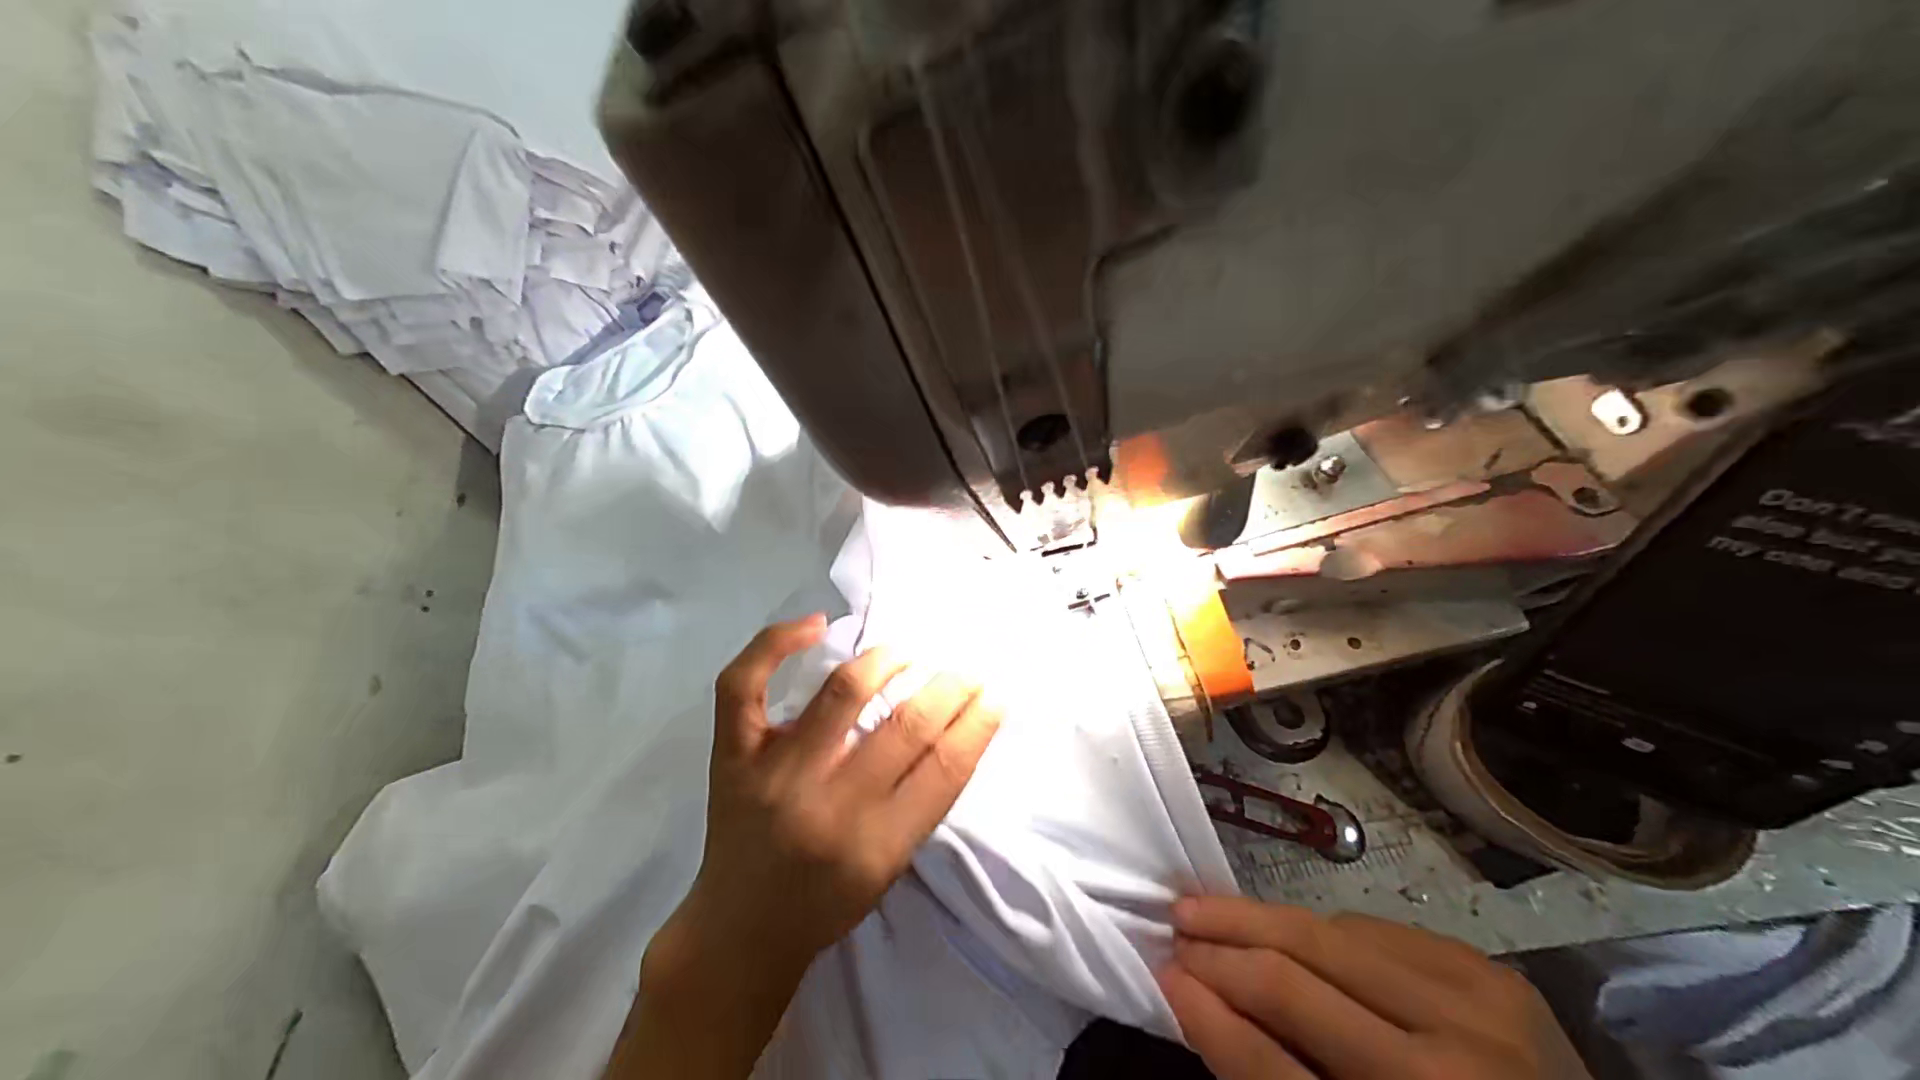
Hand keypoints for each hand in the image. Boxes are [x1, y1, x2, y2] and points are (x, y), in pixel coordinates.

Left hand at [679, 613, 1004, 960]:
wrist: (740, 930)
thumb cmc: (827, 904)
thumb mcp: (891, 869)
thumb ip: (920, 802)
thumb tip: (956, 726)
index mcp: (876, 844)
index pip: (944, 768)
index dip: (977, 724)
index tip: (994, 695)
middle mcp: (828, 804)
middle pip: (906, 727)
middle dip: (948, 690)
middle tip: (964, 672)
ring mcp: (775, 773)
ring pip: (842, 692)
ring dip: (887, 662)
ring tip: (906, 655)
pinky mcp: (733, 755)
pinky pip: (744, 685)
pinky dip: (777, 644)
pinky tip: (816, 626)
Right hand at [1159, 897, 1591, 1079]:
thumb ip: (1271, 1070)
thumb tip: (1194, 993)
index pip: (1268, 1063)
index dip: (1205, 1015)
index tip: (1162, 973)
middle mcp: (1451, 1070)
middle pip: (1293, 979)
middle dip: (1219, 948)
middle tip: (1174, 926)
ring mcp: (1480, 1011)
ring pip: (1327, 935)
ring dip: (1256, 920)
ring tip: (1210, 910)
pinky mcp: (1491, 972)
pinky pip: (1372, 930)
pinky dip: (1322, 934)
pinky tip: (1296, 937)